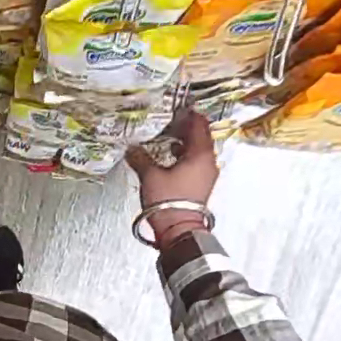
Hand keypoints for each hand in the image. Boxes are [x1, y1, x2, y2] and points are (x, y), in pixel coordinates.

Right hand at [126, 112, 218, 247]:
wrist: (179, 231)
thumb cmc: (168, 202)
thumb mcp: (150, 176)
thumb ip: (141, 158)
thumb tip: (132, 149)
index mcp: (200, 153)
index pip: (198, 124)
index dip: (188, 114)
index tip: (178, 109)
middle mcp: (208, 162)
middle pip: (201, 138)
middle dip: (187, 129)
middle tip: (171, 123)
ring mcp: (207, 176)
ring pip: (199, 152)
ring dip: (186, 145)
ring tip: (169, 141)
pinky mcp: (201, 188)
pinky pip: (196, 165)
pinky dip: (186, 159)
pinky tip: (171, 161)